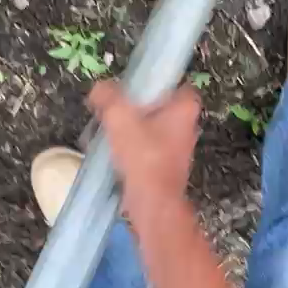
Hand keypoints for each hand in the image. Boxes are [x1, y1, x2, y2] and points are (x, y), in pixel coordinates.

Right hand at [88, 80, 200, 221]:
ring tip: (107, 132)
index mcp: (186, 108)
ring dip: (130, 130)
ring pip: (151, 128)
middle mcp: (188, 126)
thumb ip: (108, 97)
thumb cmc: (144, 156)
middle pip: (159, 107)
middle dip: (135, 109)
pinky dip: (131, 148)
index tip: (132, 89)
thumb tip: (100, 88)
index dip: (154, 84)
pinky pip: (147, 148)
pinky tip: (112, 152)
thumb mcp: (120, 118)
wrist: (153, 203)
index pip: (175, 85)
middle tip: (113, 110)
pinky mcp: (167, 166)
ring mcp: (179, 147)